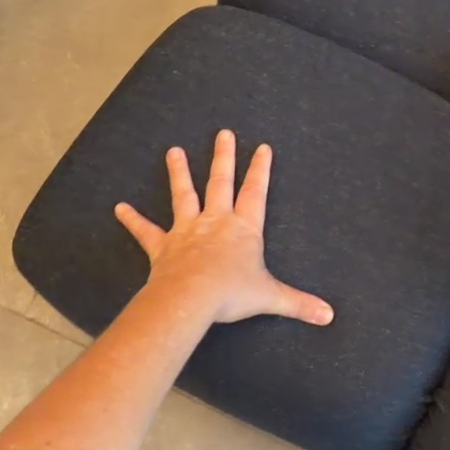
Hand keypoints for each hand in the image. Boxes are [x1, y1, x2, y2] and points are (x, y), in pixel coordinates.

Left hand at [114, 130, 333, 326]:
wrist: (191, 298)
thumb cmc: (232, 294)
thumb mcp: (272, 297)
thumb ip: (300, 304)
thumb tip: (329, 316)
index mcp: (244, 228)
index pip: (256, 192)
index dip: (260, 169)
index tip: (262, 147)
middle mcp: (216, 221)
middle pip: (220, 182)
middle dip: (223, 157)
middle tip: (223, 134)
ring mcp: (187, 230)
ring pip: (183, 195)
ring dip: (178, 173)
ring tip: (173, 151)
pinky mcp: (163, 246)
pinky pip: (146, 231)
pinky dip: (133, 220)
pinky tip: (119, 208)